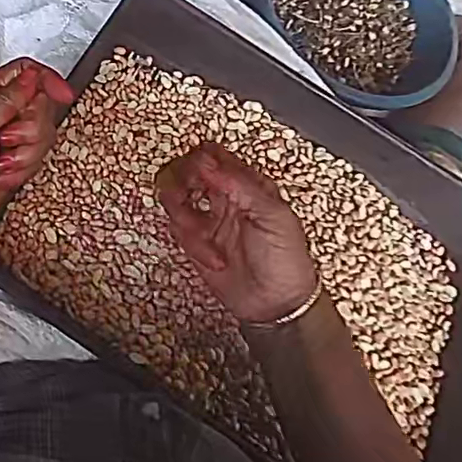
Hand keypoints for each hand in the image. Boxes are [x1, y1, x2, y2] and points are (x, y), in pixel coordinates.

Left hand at [0, 58, 74, 240]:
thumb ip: (7, 98)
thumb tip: (31, 77)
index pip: (24, 74)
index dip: (45, 81)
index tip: (62, 93)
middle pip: (39, 107)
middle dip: (29, 128)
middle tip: (6, 139)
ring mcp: (7, 141)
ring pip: (42, 136)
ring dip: (22, 154)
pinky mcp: (14, 163)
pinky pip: (36, 159)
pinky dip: (19, 170)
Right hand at [156, 141, 318, 324]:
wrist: (275, 305)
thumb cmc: (285, 260)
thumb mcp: (272, 215)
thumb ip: (239, 185)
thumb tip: (208, 161)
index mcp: (248, 184)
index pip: (215, 156)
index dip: (202, 159)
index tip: (199, 171)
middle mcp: (225, 197)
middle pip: (188, 171)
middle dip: (182, 181)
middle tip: (187, 194)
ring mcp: (209, 219)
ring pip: (176, 198)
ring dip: (181, 212)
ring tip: (197, 230)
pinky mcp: (196, 242)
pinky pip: (178, 229)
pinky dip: (190, 242)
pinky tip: (211, 256)